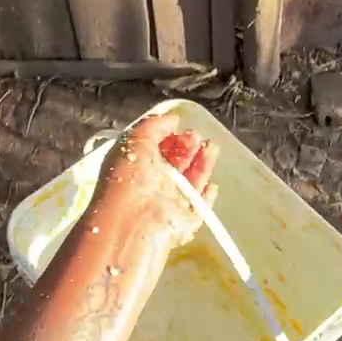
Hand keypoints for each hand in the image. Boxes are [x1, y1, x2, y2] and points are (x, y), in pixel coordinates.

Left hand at [86, 112, 217, 247]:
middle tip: (196, 137)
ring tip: (211, 147)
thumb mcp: (135, 140)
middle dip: (188, 146)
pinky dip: (206, 195)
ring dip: (202, 163)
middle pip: (176, 162)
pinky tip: (211, 183)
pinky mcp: (185, 220)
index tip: (180, 128)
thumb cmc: (130, 178)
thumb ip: (154, 125)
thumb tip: (173, 119)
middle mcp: (152, 184)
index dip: (169, 137)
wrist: (135, 221)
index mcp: (136, 165)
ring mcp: (169, 203)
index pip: (156, 148)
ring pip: (191, 180)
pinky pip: (200, 205)